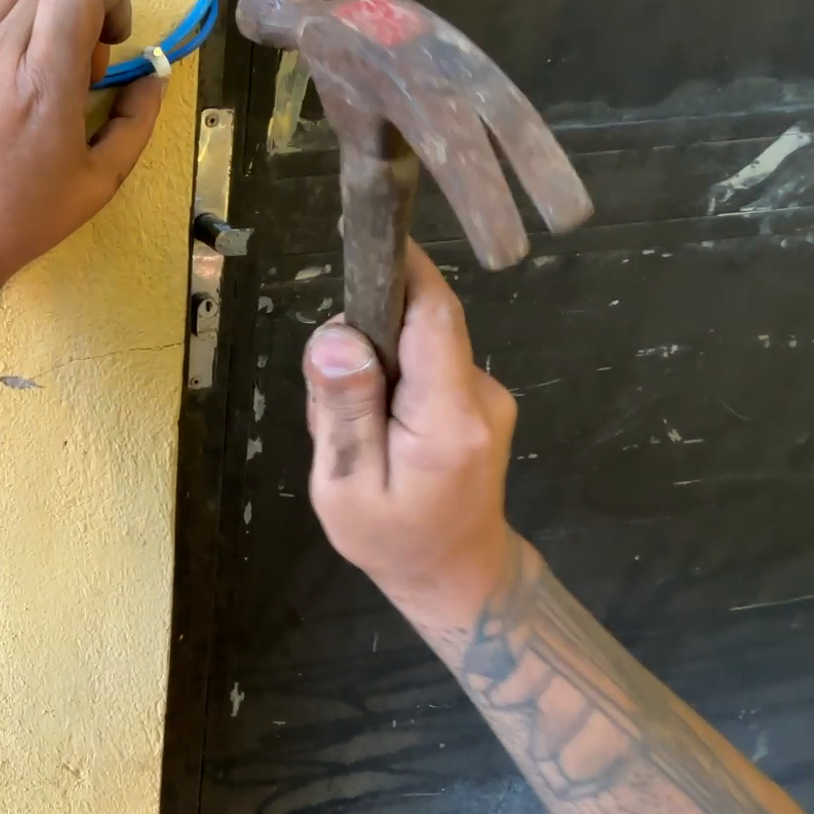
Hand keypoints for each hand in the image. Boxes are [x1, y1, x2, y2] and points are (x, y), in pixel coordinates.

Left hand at [0, 0, 166, 292]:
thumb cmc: (23, 218)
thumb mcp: (100, 181)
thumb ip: (136, 121)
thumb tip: (153, 77)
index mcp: (43, 81)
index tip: (112, 39)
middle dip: (82, 8)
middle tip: (80, 67)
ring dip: (40, 1)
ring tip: (43, 54)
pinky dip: (1, 12)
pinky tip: (9, 60)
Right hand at [302, 242, 518, 614]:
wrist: (457, 578)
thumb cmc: (392, 539)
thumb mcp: (346, 484)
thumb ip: (343, 409)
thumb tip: (336, 335)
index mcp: (449, 416)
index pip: (432, 314)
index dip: (400, 268)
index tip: (363, 235)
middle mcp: (480, 394)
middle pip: (413, 326)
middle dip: (359, 343)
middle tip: (327, 408)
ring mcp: (485, 396)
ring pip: (411, 346)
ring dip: (368, 371)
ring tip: (350, 432)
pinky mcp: (477, 399)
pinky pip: (420, 365)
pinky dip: (386, 383)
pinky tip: (374, 431)